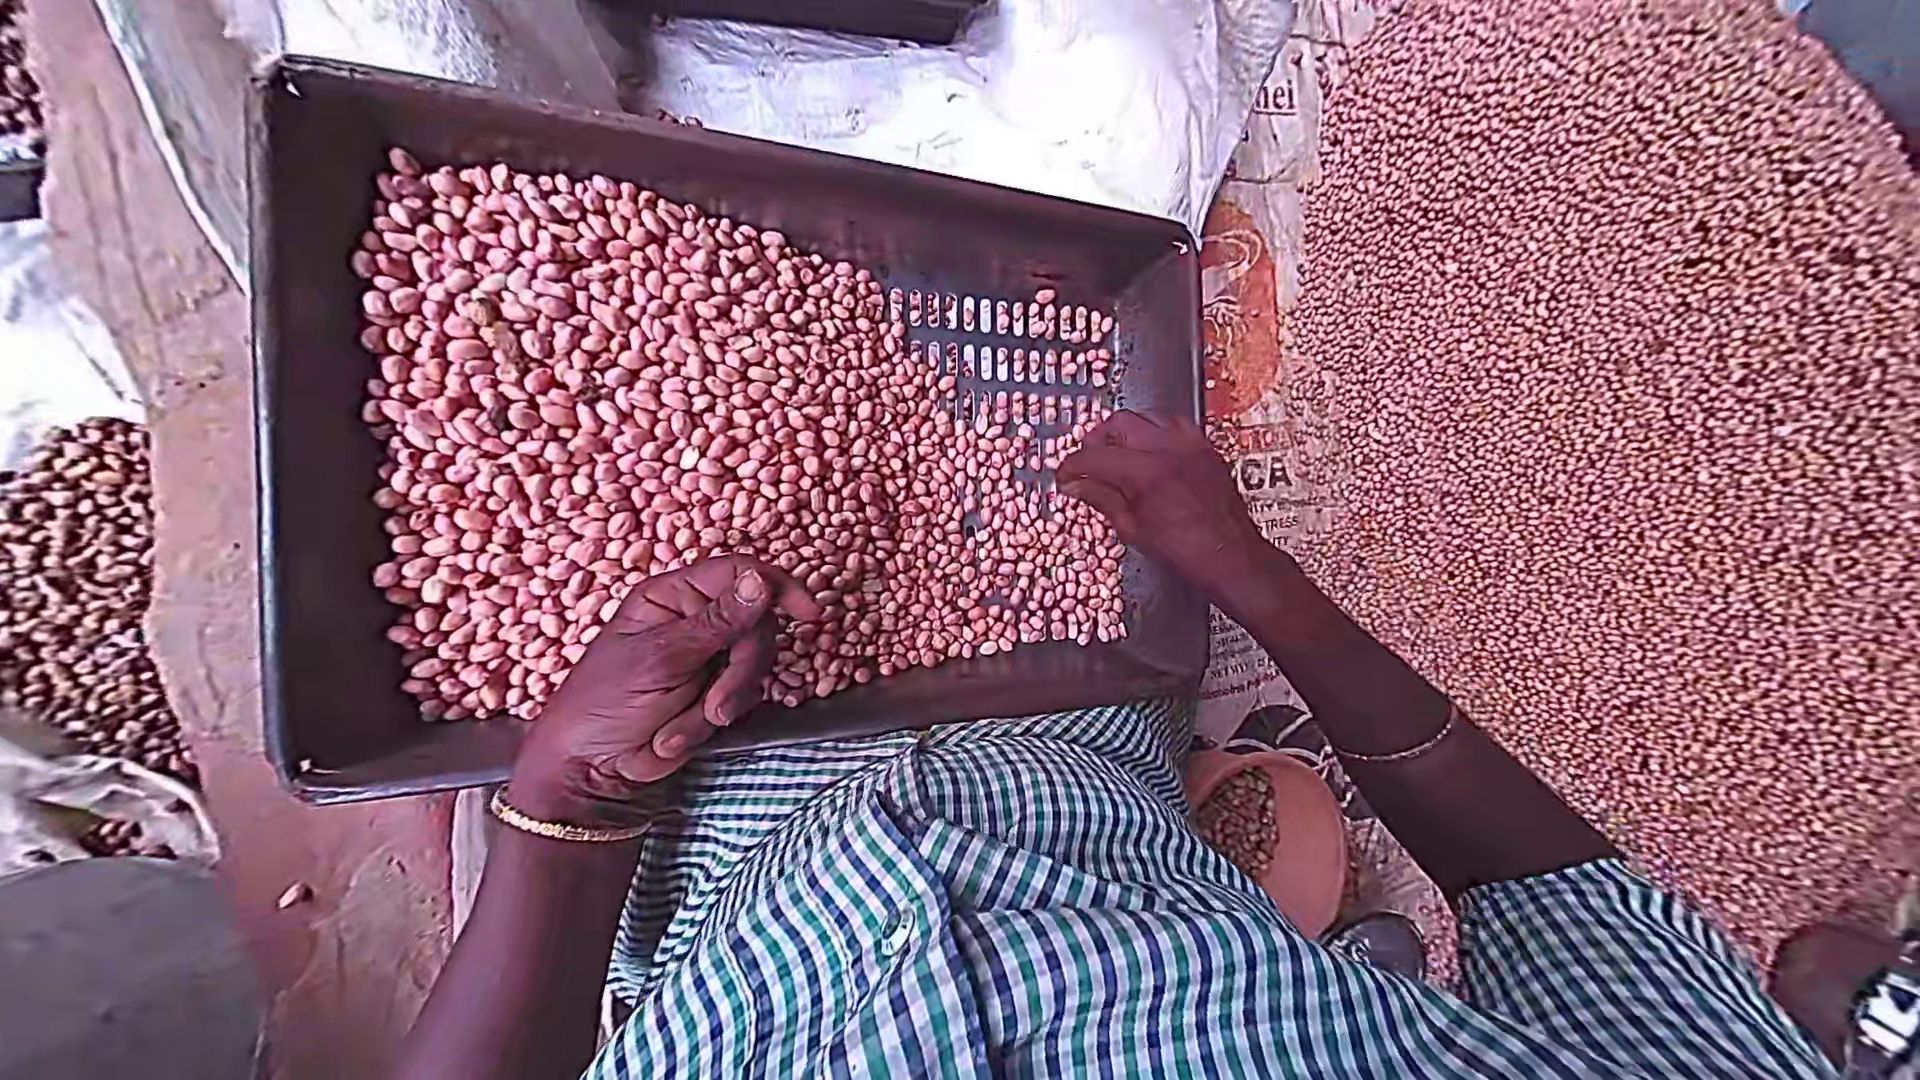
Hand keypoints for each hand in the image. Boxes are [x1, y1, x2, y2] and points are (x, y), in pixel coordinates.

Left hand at [505, 555, 820, 826]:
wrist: (588, 770)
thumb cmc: (604, 704)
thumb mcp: (660, 659)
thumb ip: (718, 622)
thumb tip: (761, 581)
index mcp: (674, 596)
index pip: (738, 572)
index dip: (777, 587)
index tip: (809, 613)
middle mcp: (697, 617)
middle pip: (757, 622)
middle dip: (743, 667)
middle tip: (719, 703)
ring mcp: (710, 653)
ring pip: (756, 660)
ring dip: (728, 696)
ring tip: (689, 724)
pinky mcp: (717, 686)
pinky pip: (745, 691)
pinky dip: (720, 715)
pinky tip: (681, 732)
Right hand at [1056, 410, 1274, 600]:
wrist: (1230, 556)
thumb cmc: (1184, 551)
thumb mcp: (1132, 528)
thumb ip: (1101, 499)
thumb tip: (1076, 486)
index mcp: (1143, 472)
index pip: (1092, 456)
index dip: (1071, 467)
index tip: (1065, 476)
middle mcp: (1167, 449)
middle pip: (1117, 423)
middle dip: (1097, 441)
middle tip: (1088, 463)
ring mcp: (1189, 444)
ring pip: (1145, 417)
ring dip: (1126, 433)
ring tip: (1118, 456)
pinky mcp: (1205, 447)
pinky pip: (1173, 425)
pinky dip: (1155, 434)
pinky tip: (1151, 453)